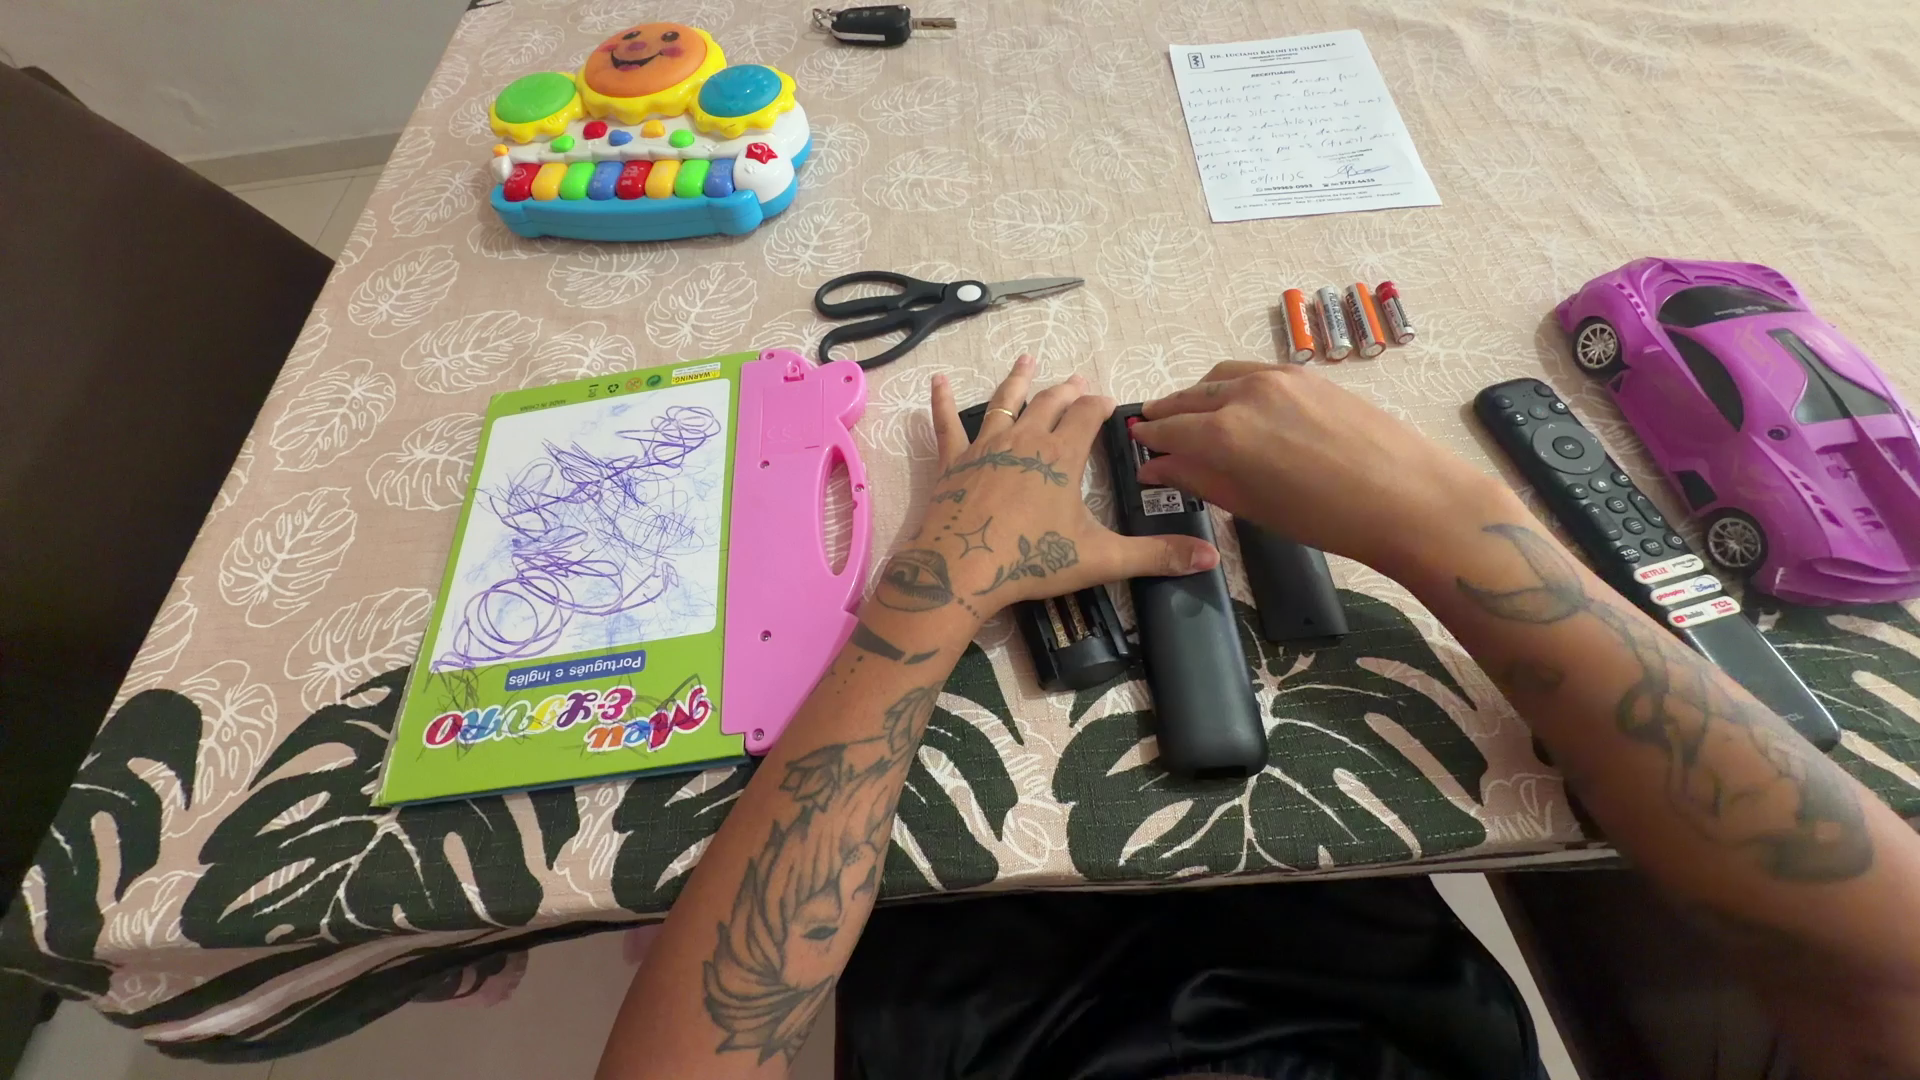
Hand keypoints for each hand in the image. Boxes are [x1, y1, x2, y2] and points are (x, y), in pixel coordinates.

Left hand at [873, 356, 1219, 623]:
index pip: (1087, 416)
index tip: (1108, 403)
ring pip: (1005, 402)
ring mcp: (986, 446)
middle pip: (1051, 403)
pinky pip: (946, 425)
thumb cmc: (1031, 560)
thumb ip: (1155, 555)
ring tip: (1027, 360)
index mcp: (1062, 455)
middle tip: (1078, 380)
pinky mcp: (953, 461)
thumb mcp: (1101, 558)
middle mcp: (1025, 439)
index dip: (1100, 406)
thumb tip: (1210, 557)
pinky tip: (936, 381)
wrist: (963, 569)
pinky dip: (941, 402)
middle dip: (1068, 390)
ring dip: (1019, 380)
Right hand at [1131, 362, 1517, 574]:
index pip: (1167, 429)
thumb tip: (1156, 468)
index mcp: (1224, 432)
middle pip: (1189, 397)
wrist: (1408, 497)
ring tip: (1190, 414)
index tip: (1136, 443)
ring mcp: (1278, 378)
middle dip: (1166, 412)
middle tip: (1151, 426)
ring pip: (1219, 377)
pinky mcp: (1306, 375)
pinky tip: (1233, 403)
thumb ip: (1196, 479)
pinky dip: (1230, 384)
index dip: (1148, 438)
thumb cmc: (1323, 516)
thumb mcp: (1249, 504)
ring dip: (1196, 394)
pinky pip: (1251, 371)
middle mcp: (1244, 393)